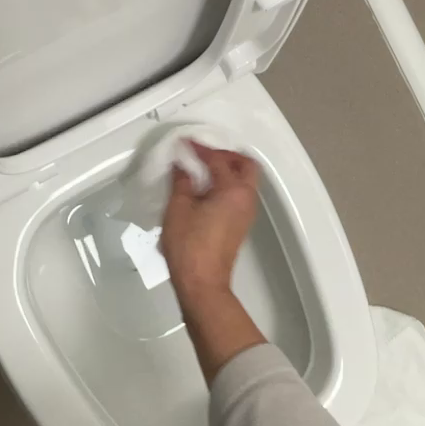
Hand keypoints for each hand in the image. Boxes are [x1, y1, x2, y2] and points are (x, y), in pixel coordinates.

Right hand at [160, 143, 259, 304]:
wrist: (202, 283)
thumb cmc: (189, 245)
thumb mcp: (178, 208)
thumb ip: (181, 182)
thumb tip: (182, 166)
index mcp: (233, 190)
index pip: (218, 160)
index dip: (200, 148)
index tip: (185, 142)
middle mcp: (246, 198)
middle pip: (245, 165)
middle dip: (225, 155)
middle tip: (203, 154)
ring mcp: (246, 213)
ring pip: (245, 181)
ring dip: (228, 170)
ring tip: (201, 170)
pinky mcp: (240, 225)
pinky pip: (239, 194)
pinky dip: (226, 185)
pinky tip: (204, 190)